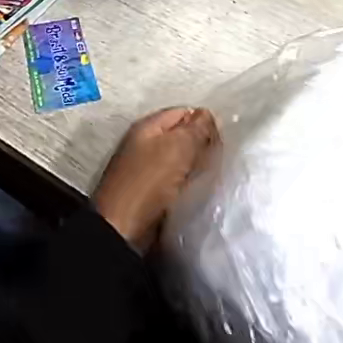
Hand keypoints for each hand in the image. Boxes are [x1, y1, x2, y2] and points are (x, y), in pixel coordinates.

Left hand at [92, 107, 219, 252]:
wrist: (122, 230)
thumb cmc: (150, 181)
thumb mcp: (179, 146)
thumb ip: (197, 127)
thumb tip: (209, 115)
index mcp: (148, 127)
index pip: (183, 112)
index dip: (204, 121)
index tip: (220, 139)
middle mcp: (144, 144)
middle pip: (181, 136)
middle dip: (200, 144)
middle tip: (215, 157)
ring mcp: (144, 169)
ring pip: (179, 159)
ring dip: (194, 165)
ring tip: (208, 174)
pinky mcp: (147, 192)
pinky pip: (174, 180)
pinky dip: (186, 183)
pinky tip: (196, 189)